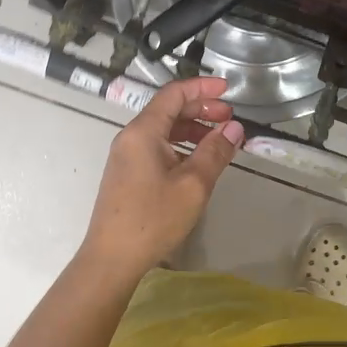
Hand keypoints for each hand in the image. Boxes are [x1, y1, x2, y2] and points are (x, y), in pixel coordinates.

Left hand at [80, 77, 243, 280]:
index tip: (228, 89)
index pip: (174, 94)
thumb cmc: (153, 218)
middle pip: (168, 109)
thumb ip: (215, 151)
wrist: (111, 258)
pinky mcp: (127, 173)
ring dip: (192, 129)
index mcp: (143, 131)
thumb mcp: (193, 184)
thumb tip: (235, 127)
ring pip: (163, 129)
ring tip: (219, 141)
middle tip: (229, 118)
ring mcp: (126, 156)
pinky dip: (180, 145)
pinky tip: (198, 162)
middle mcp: (131, 137)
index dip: (202, 88)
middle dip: (201, 109)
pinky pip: (157, 146)